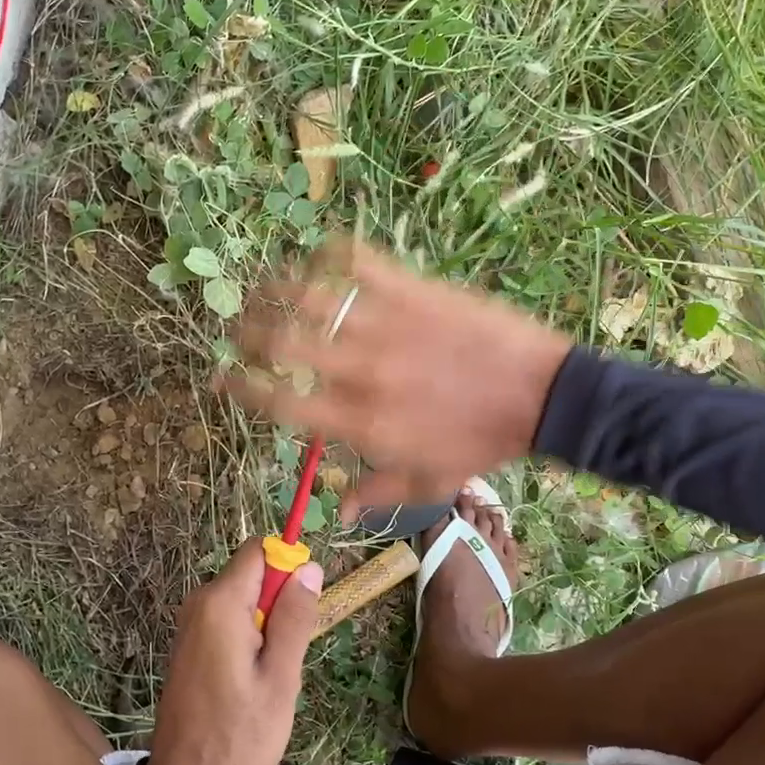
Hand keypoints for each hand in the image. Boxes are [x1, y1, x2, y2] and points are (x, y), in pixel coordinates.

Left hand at [144, 538, 323, 764]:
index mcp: (220, 602)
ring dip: (264, 625)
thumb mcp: (280, 679)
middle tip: (285, 656)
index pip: (258, 550)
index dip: (287, 567)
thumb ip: (294, 619)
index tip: (302, 608)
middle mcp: (200, 601)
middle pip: (251, 575)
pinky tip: (248, 682)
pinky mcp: (188, 642)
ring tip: (267, 676)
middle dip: (277, 603)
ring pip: (241, 600)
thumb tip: (309, 567)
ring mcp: (190, 622)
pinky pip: (226, 620)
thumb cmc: (238, 735)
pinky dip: (245, 639)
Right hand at [223, 239, 572, 521]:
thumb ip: (378, 492)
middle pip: (281, 344)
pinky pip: (358, 260)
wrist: (542, 394)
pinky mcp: (409, 290)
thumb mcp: (430, 480)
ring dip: (274, 288)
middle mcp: (361, 369)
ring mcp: (384, 324)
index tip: (222, 378)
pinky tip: (319, 254)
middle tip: (235, 328)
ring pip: (308, 296)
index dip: (241, 387)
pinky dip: (332, 253)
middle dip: (246, 333)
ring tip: (260, 286)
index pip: (281, 401)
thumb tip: (341, 511)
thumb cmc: (483, 441)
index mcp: (360, 419)